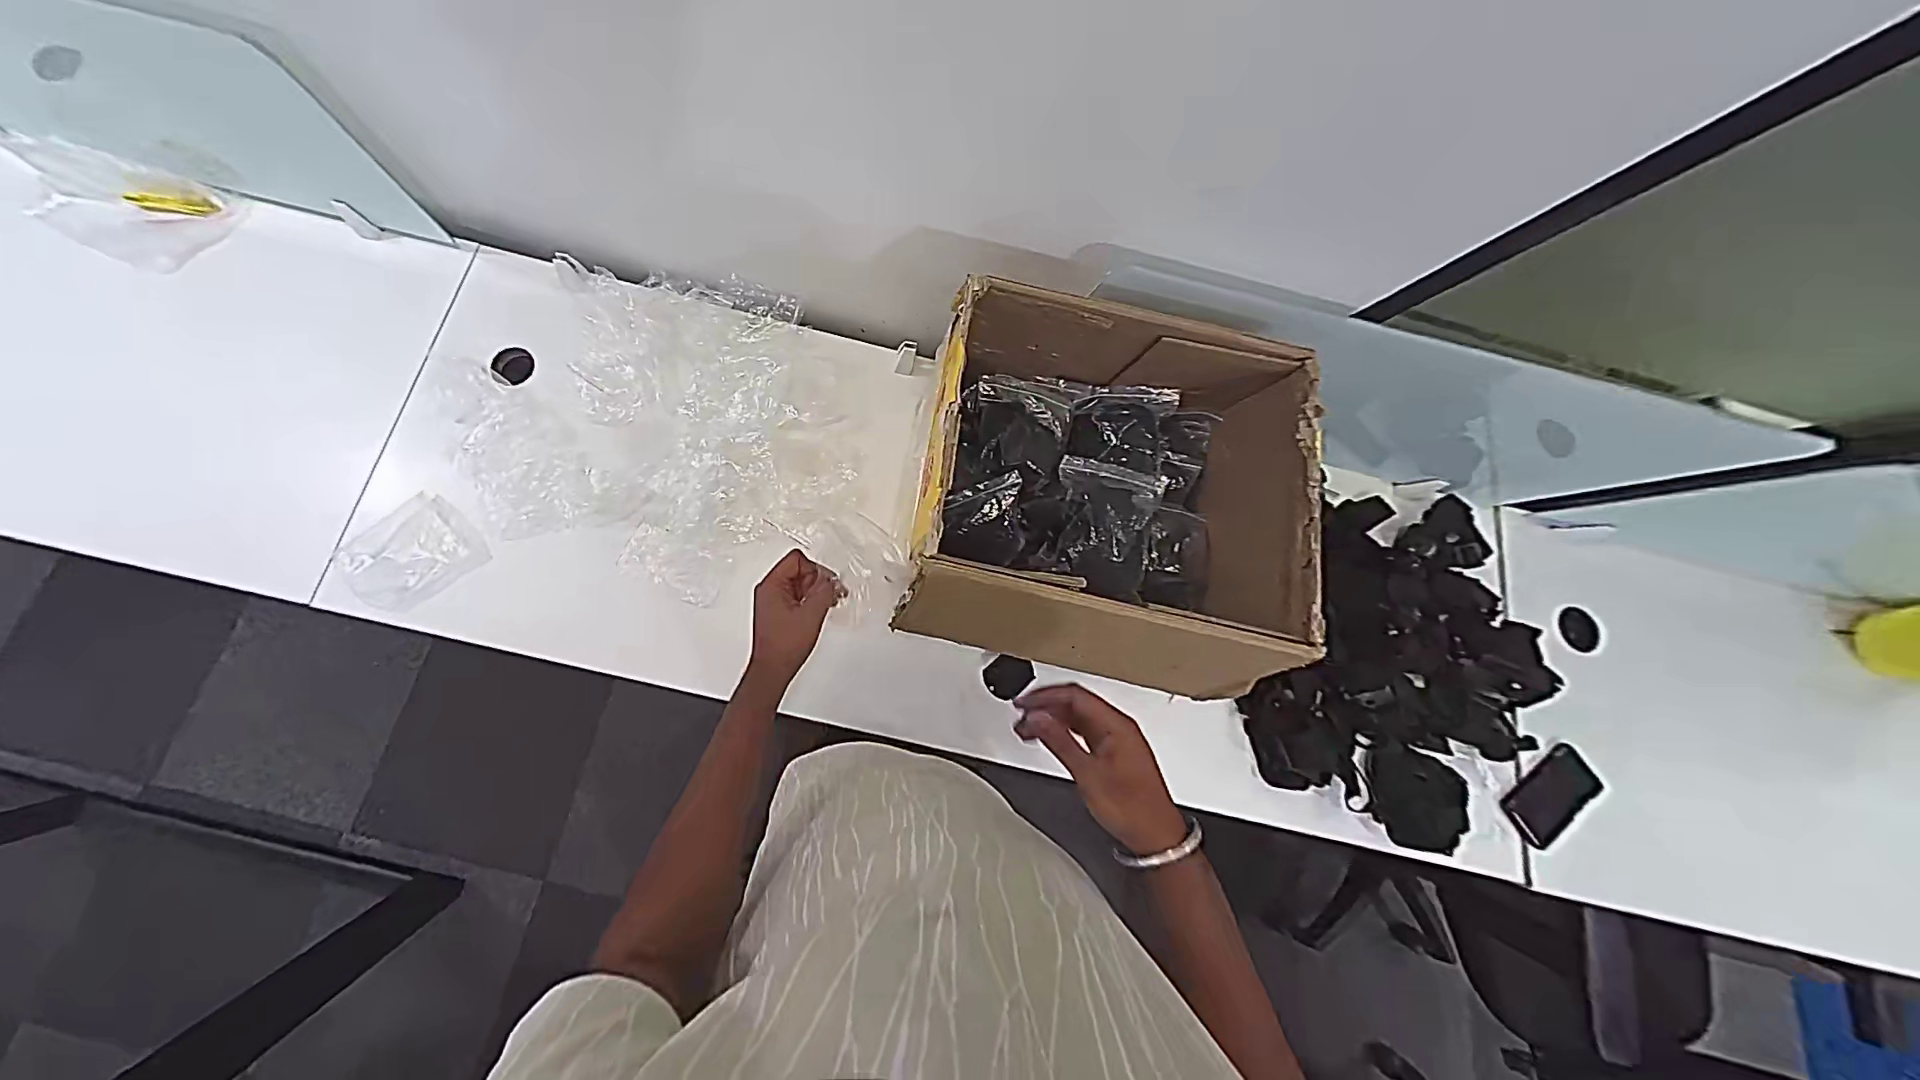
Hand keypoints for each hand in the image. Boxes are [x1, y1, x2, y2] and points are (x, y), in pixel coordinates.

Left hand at [747, 549, 840, 686]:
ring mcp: (773, 601)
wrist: (773, 668)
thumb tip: (832, 580)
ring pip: (800, 583)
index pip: (796, 559)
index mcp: (772, 585)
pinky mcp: (778, 611)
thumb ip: (824, 591)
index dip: (816, 569)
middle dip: (817, 581)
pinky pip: (797, 596)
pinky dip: (810, 601)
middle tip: (829, 595)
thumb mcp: (812, 613)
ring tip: (825, 605)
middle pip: (799, 569)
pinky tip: (817, 612)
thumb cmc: (784, 646)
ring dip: (815, 592)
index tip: (826, 583)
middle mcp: (769, 590)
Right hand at [1014, 684, 1188, 855]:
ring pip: (1078, 717)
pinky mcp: (1113, 752)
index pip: (1074, 695)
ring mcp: (1116, 739)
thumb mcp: (1087, 773)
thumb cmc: (1133, 809)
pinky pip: (1084, 731)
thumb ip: (1059, 741)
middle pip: (1076, 703)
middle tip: (1022, 716)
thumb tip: (1037, 718)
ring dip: (1053, 719)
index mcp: (1116, 725)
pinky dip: (1063, 732)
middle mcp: (1118, 727)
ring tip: (1029, 728)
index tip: (1023, 703)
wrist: (1156, 836)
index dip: (1045, 696)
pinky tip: (1049, 738)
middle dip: (1046, 707)